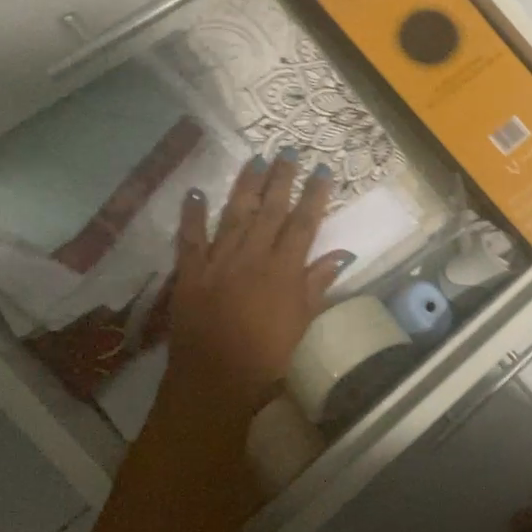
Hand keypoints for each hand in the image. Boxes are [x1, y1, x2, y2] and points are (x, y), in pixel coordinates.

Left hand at [161, 152, 351, 418]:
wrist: (215, 381)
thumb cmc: (269, 355)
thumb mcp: (303, 319)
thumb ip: (318, 283)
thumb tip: (342, 254)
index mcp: (284, 269)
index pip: (304, 223)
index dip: (315, 195)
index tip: (323, 170)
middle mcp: (252, 257)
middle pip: (270, 210)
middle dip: (282, 179)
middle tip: (289, 151)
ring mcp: (218, 262)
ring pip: (235, 215)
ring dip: (246, 186)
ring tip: (256, 160)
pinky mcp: (190, 274)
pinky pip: (190, 239)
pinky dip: (192, 215)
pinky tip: (196, 193)